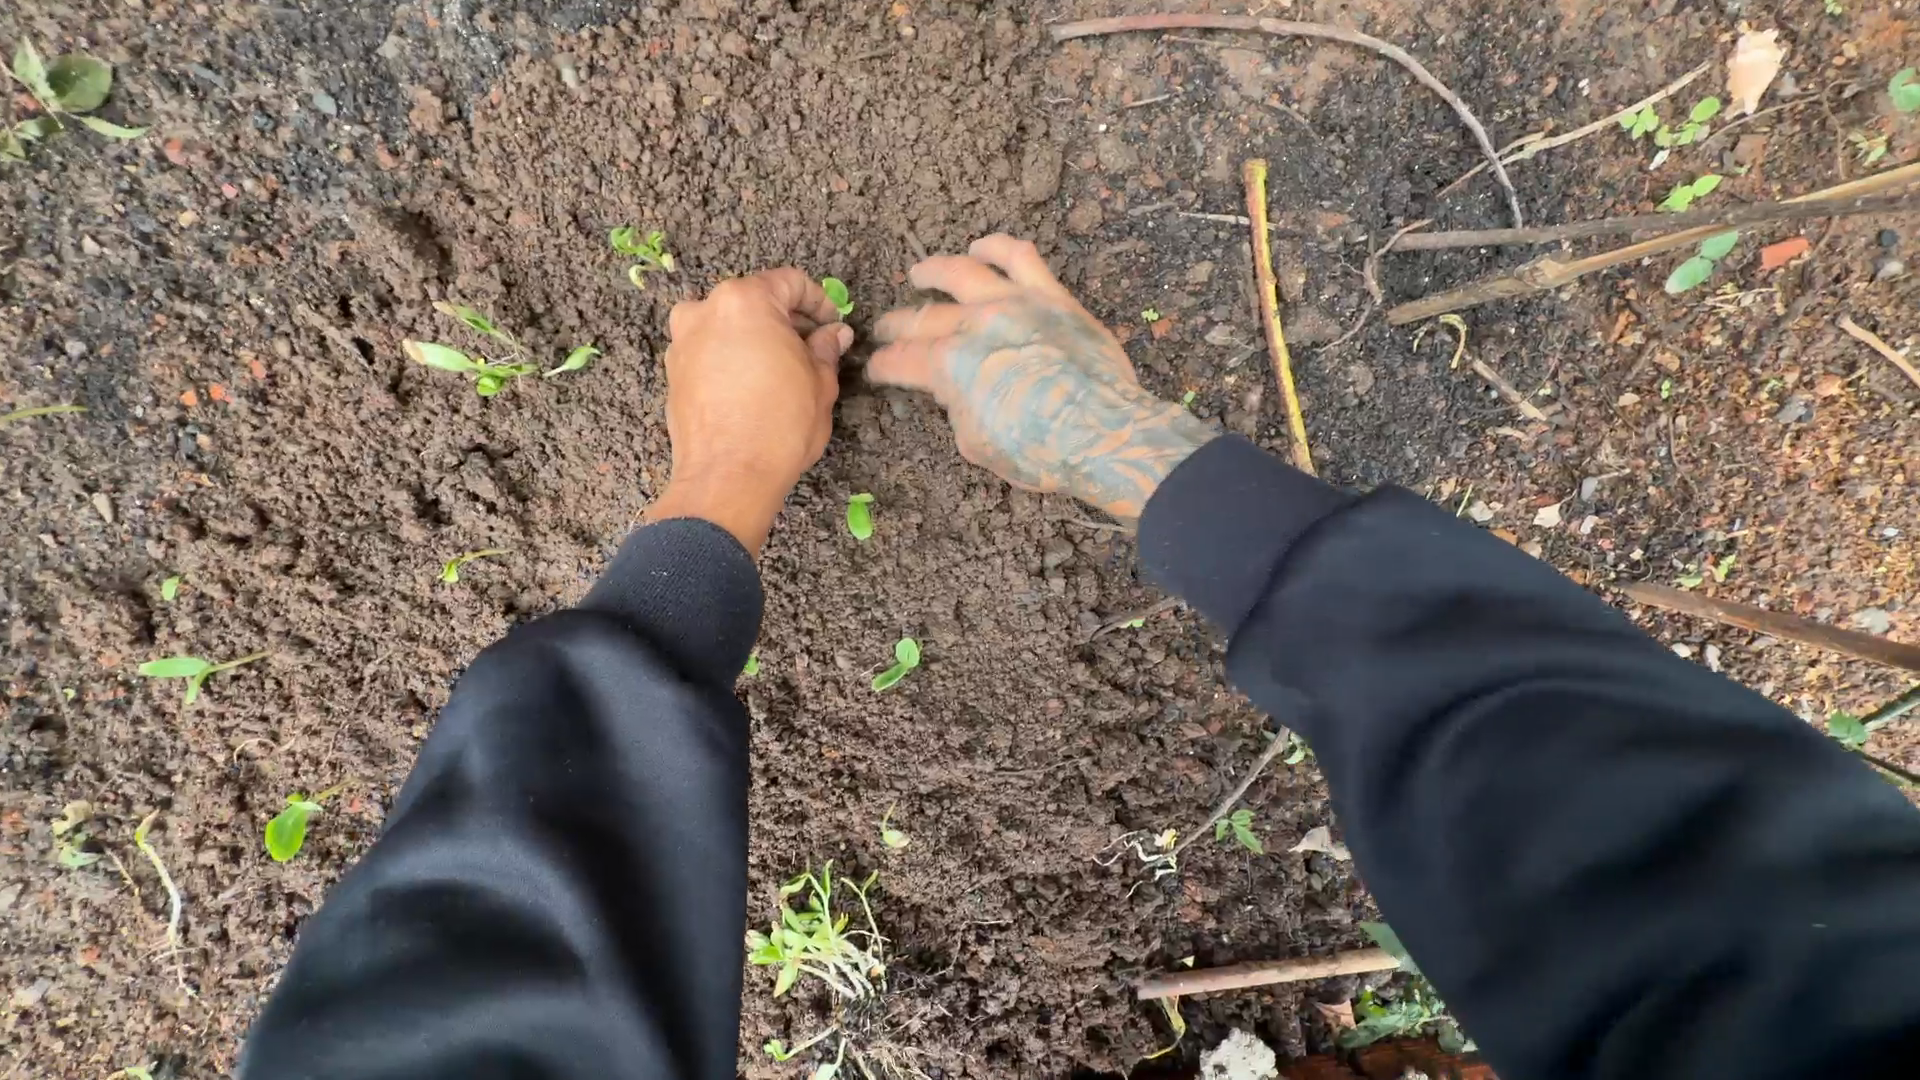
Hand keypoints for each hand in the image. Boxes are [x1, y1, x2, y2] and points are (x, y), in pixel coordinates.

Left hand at [646, 269, 852, 553]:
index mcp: (745, 301)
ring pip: (729, 327)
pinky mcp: (673, 373)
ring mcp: (682, 342)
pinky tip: (754, 390)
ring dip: (757, 341)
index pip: (788, 282)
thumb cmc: (781, 426)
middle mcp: (705, 310)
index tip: (832, 325)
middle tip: (813, 350)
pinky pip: (710, 353)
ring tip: (783, 372)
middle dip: (786, 322)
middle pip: (754, 302)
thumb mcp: (820, 384)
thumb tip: (833, 334)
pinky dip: (733, 360)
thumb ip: (825, 349)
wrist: (728, 477)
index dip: (819, 301)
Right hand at [866, 236, 1214, 518]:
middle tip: (885, 330)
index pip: (901, 362)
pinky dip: (996, 247)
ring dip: (933, 271)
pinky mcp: (1049, 294)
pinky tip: (982, 248)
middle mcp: (972, 325)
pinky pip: (1019, 256)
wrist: (1101, 431)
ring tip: (920, 273)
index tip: (877, 369)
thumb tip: (957, 389)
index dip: (883, 366)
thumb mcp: (976, 443)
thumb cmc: (1037, 450)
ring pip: (961, 272)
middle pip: (922, 318)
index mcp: (948, 367)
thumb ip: (957, 408)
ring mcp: (1011, 302)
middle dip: (897, 326)